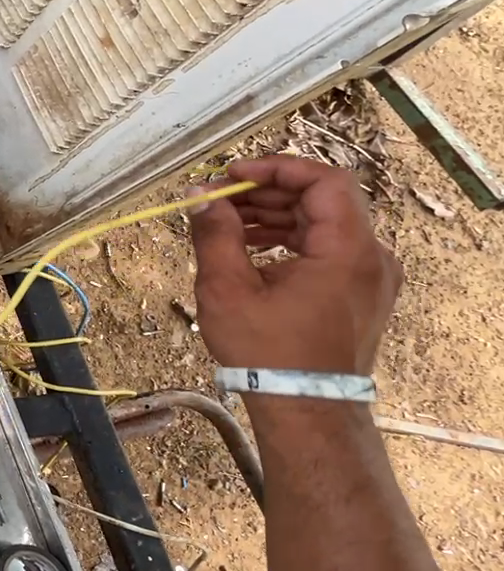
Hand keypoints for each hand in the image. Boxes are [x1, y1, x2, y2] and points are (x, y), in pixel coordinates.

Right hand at [186, 155, 401, 374]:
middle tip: (213, 199)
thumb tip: (199, 195)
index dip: (276, 168)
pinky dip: (286, 238)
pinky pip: (324, 248)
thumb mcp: (226, 286)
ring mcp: (370, 275)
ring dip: (271, 215)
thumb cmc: (264, 346)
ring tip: (222, 223)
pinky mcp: (358, 291)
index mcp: (348, 250)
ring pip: (321, 224)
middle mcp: (372, 256)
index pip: (325, 181)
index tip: (230, 174)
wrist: (304, 403)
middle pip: (322, 201)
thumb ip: (215, 233)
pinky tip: (248, 248)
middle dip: (264, 193)